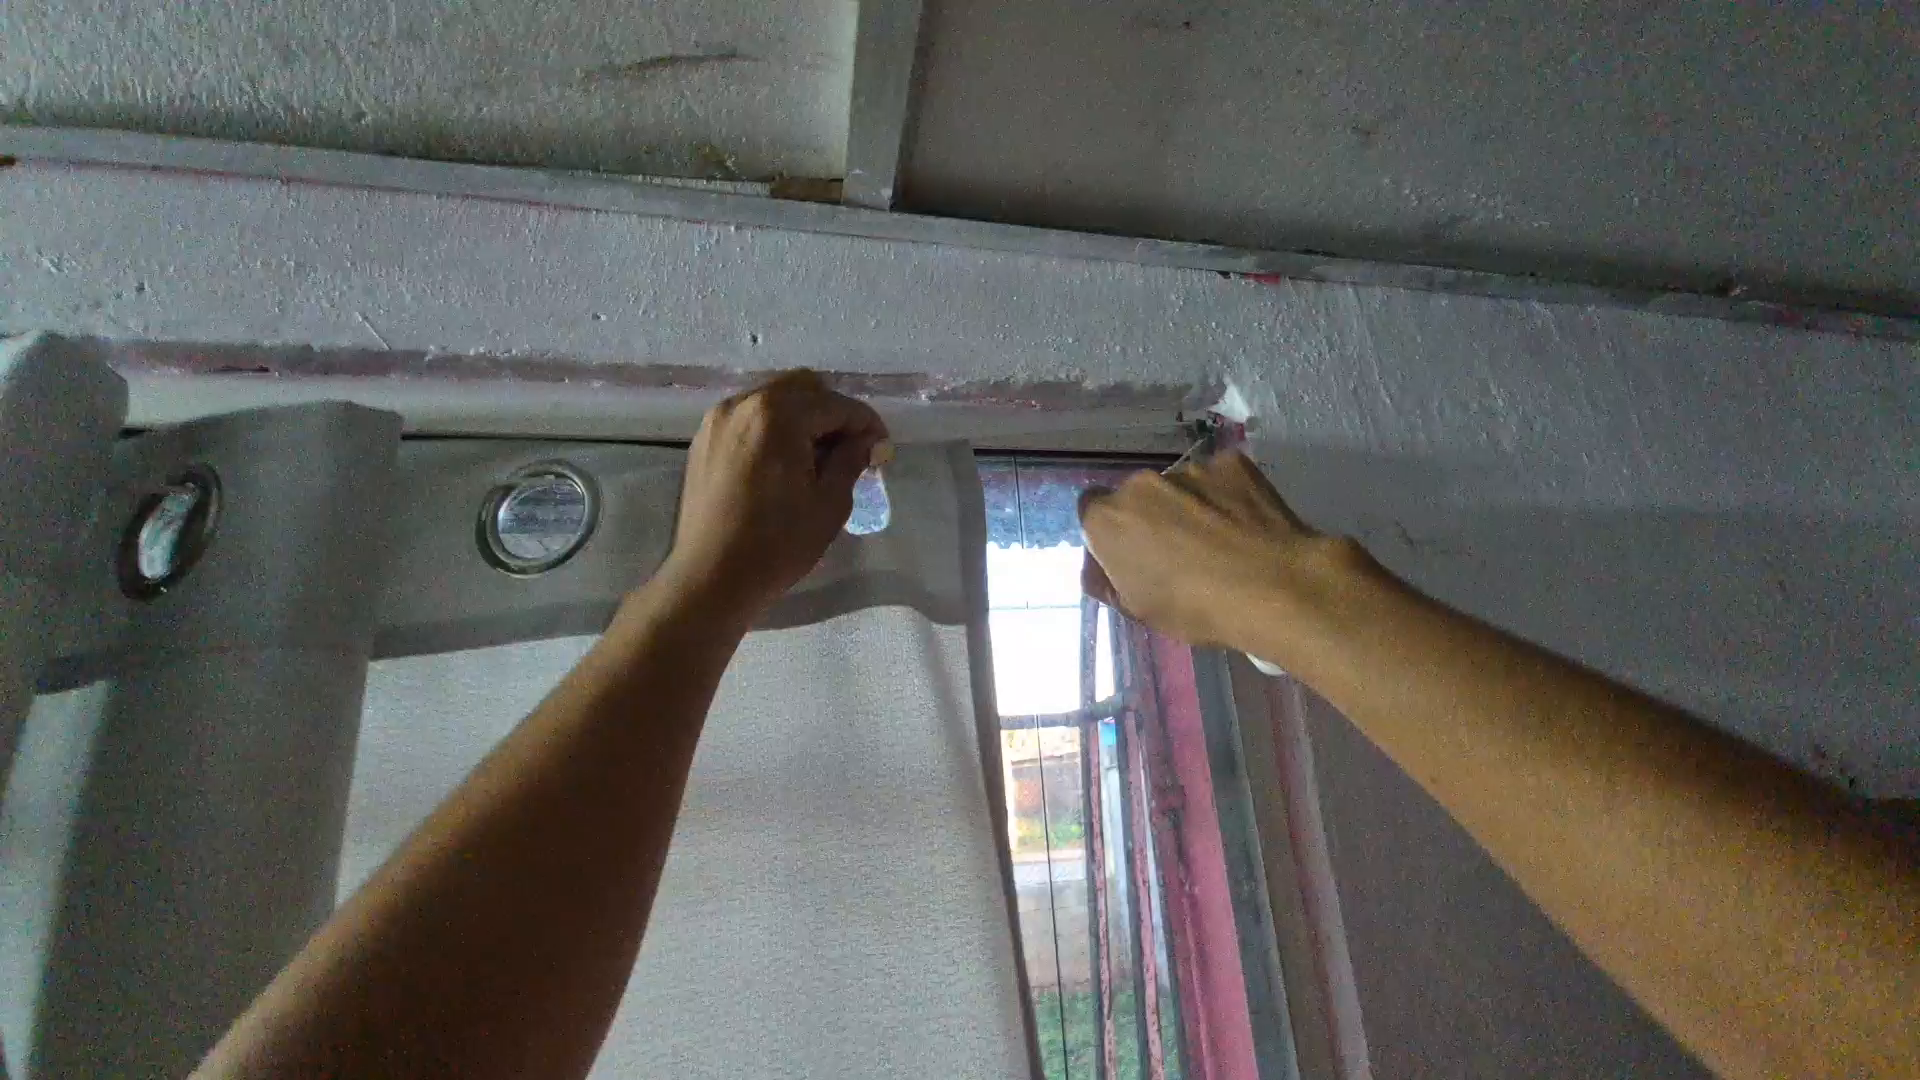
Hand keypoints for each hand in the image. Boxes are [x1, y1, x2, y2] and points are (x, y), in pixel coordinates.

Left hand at [654, 371, 887, 623]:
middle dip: (834, 414)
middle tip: (852, 452)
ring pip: (775, 398)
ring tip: (819, 458)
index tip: (882, 452)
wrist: (711, 578)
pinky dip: (775, 428)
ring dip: (804, 418)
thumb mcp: (829, 503)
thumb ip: (852, 460)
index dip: (867, 426)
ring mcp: (719, 419)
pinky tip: (786, 463)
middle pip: (804, 388)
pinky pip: (750, 417)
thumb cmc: (777, 545)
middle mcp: (744, 404)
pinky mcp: (705, 439)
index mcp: (778, 416)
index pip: (836, 405)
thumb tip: (871, 441)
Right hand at [1079, 450, 1354, 647]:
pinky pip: (1219, 478)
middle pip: (1137, 496)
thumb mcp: (1137, 610)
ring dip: (1189, 507)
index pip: (1091, 511)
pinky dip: (1226, 497)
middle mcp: (1141, 484)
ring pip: (1179, 487)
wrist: (1273, 587)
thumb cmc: (1194, 607)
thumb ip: (1106, 580)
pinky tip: (1245, 525)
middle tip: (1178, 552)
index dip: (1110, 534)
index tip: (1131, 556)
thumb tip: (1099, 566)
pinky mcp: (1232, 463)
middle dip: (1151, 518)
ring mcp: (1189, 469)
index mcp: (1108, 518)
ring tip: (1220, 541)